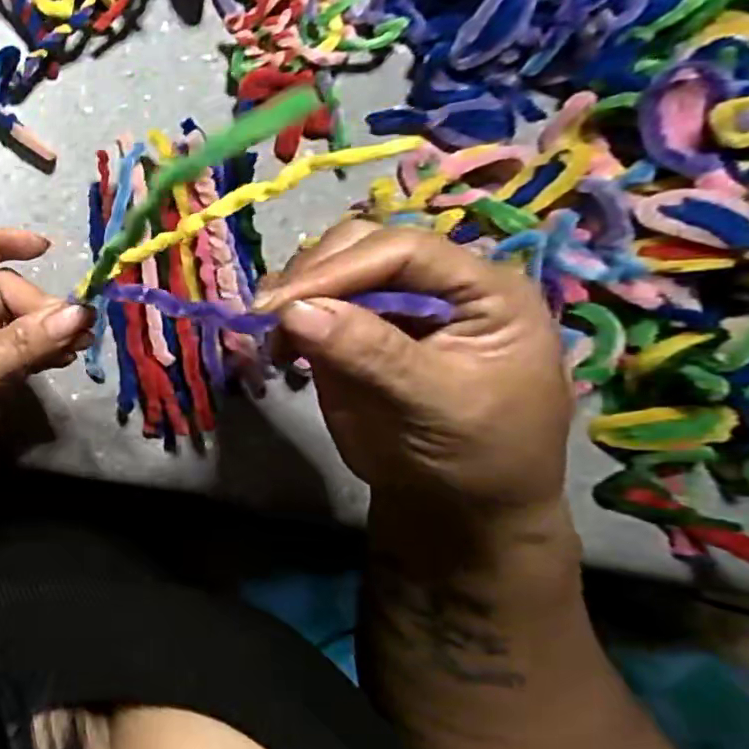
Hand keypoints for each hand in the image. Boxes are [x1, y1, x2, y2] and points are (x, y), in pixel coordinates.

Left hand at [0, 228, 94, 514]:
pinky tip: (67, 357)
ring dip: (51, 330)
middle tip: (75, 330)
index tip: (43, 247)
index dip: (0, 242)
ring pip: (23, 323)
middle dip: (41, 307)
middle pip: (9, 292)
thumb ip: (23, 342)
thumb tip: (78, 311)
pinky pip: (26, 351)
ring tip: (79, 345)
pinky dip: (47, 351)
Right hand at [254, 222, 571, 520]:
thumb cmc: (474, 453)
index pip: (403, 251)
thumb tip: (293, 309)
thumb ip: (371, 352)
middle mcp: (432, 284)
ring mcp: (386, 305)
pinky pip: (306, 305)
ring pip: (325, 269)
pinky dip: (282, 319)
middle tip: (266, 317)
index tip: (281, 304)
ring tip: (271, 339)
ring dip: (289, 295)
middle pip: (358, 246)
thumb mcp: (436, 403)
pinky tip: (278, 350)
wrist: (455, 503)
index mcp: (481, 290)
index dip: (339, 268)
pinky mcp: (347, 329)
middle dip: (309, 275)